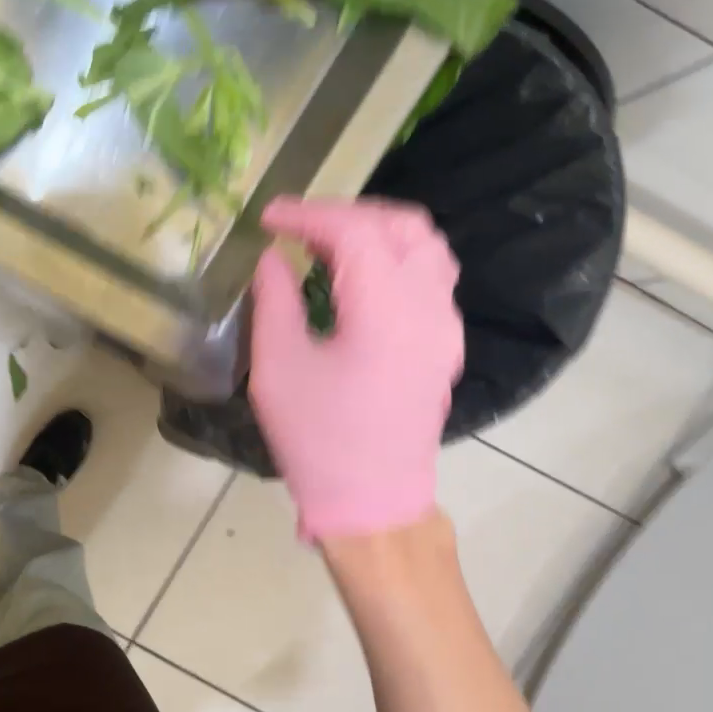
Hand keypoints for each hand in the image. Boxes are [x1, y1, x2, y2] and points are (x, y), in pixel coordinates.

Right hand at [248, 197, 462, 540]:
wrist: (370, 497)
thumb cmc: (316, 438)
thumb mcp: (278, 370)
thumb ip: (274, 304)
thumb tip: (273, 259)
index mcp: (387, 310)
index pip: (355, 232)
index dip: (308, 214)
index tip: (267, 216)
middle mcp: (429, 305)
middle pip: (402, 226)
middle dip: (346, 214)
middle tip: (296, 227)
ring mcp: (444, 324)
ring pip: (423, 247)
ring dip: (374, 232)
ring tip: (325, 245)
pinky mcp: (443, 343)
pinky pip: (427, 277)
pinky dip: (390, 259)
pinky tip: (353, 280)